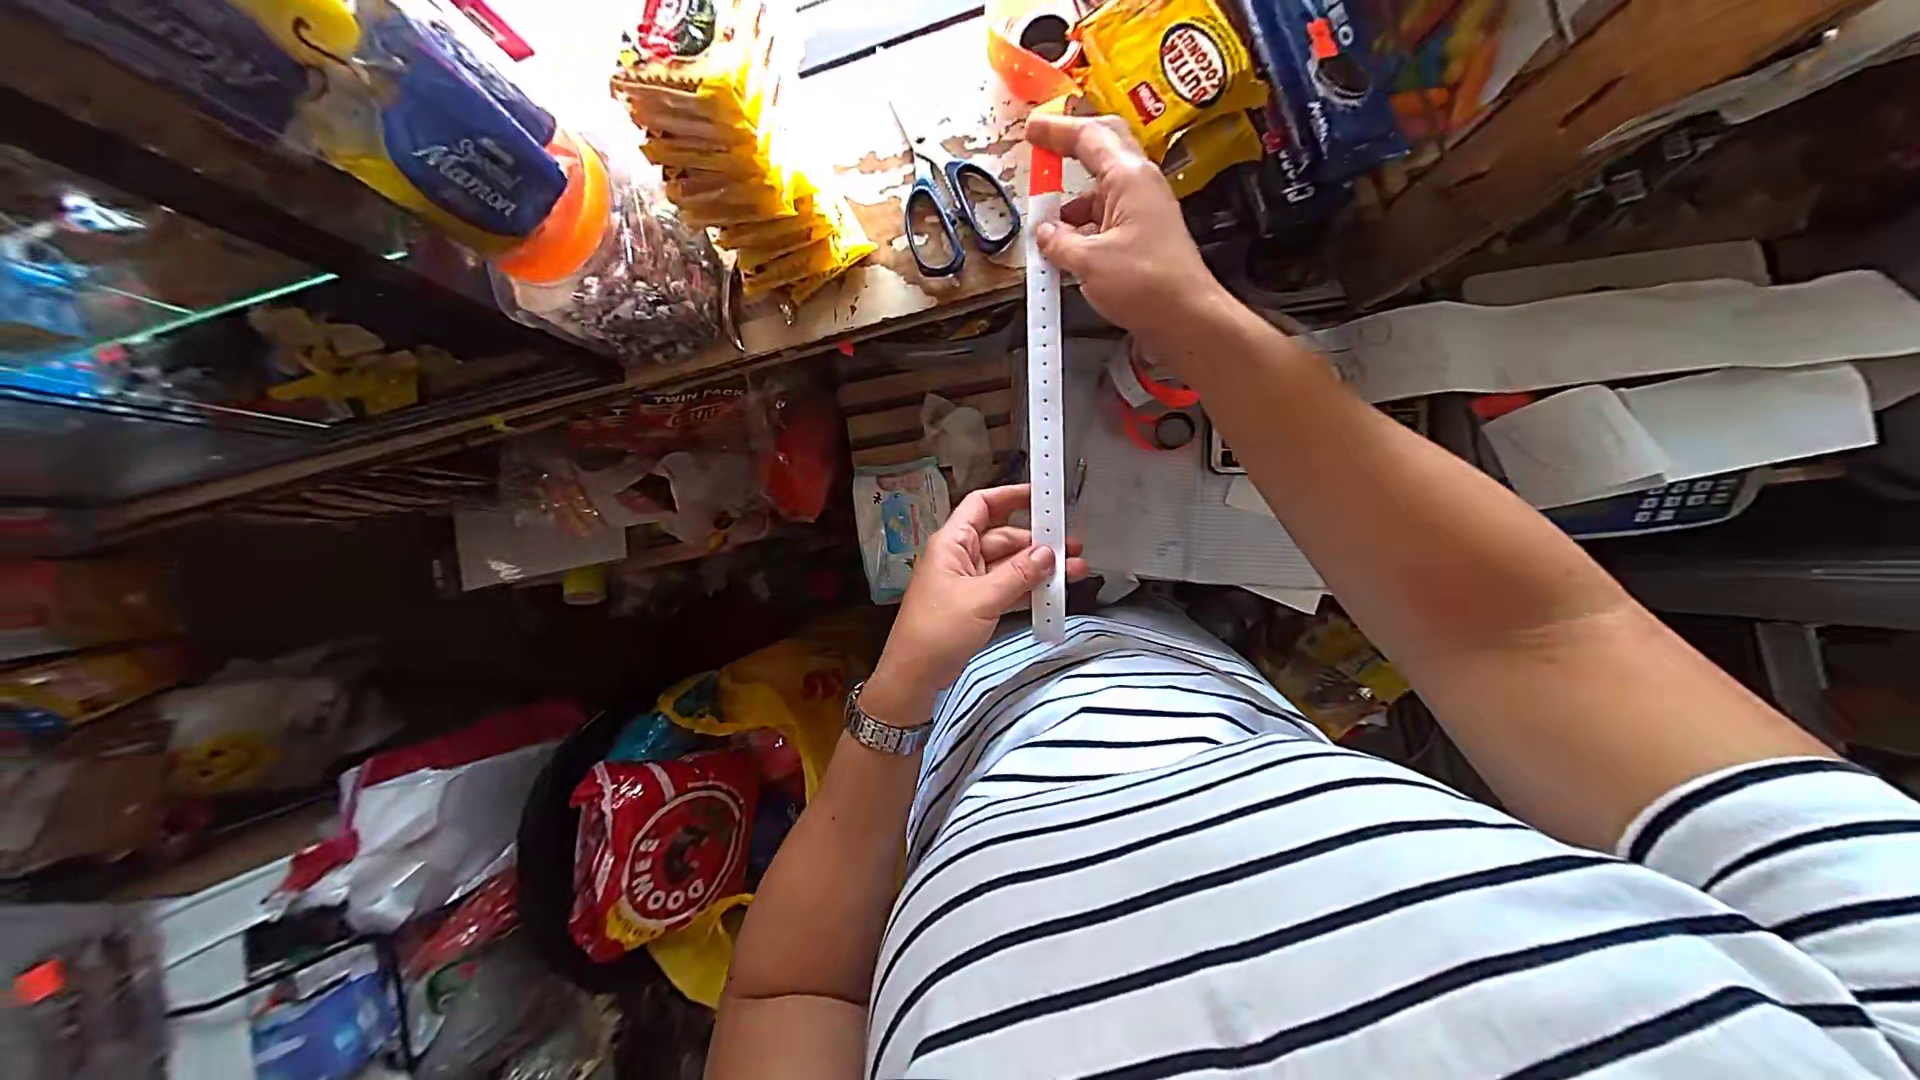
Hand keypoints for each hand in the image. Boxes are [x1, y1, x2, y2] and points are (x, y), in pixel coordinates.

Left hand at [862, 484, 1088, 725]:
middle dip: (1037, 542)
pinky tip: (1052, 592)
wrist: (916, 675)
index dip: (1011, 496)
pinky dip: (1028, 589)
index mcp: (952, 543)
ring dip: (1038, 568)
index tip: (1040, 496)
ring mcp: (969, 581)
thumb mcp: (981, 599)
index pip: (982, 505)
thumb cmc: (934, 632)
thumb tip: (1046, 555)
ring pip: (1009, 564)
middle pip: (1004, 537)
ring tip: (1073, 570)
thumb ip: (1017, 575)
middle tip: (1069, 547)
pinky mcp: (976, 603)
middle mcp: (961, 557)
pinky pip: (1008, 587)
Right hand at [1025, 114, 1231, 355]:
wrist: (1185, 319)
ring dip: (1072, 205)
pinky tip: (1066, 251)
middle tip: (1044, 155)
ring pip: (1101, 194)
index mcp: (1130, 177)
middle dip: (1070, 152)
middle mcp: (1140, 187)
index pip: (1088, 137)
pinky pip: (1107, 223)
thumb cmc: (1148, 285)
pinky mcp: (1144, 240)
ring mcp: (1144, 213)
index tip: (1033, 128)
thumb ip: (1059, 243)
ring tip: (1046, 225)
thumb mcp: (1089, 262)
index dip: (1056, 130)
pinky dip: (1083, 230)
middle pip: (1102, 152)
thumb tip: (1044, 234)